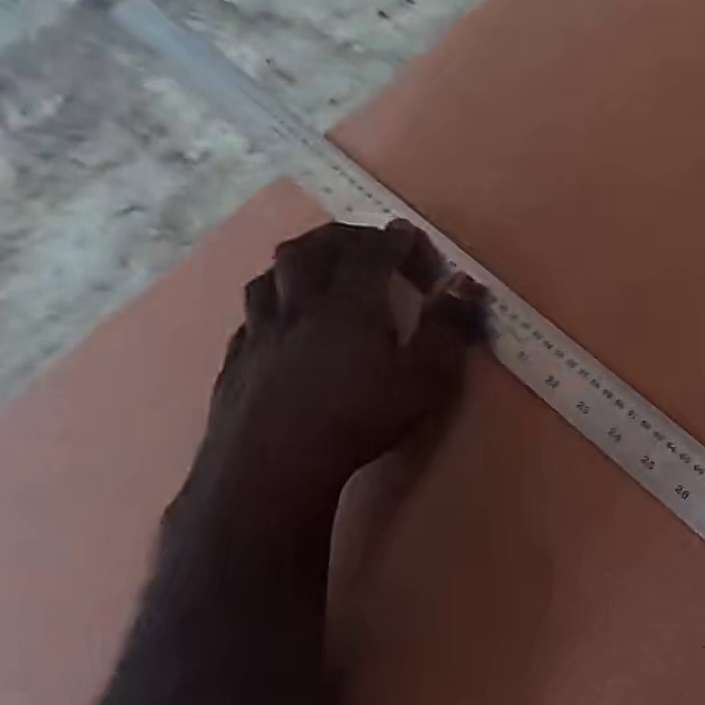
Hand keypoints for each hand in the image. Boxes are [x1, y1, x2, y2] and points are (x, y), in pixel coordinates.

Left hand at [193, 219, 485, 510]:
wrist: (270, 471)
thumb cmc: (359, 420)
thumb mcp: (425, 377)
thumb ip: (449, 326)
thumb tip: (468, 282)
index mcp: (349, 304)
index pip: (372, 253)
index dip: (393, 239)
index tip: (409, 234)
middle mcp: (300, 306)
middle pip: (310, 249)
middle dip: (341, 236)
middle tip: (365, 241)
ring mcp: (261, 333)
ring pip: (270, 275)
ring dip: (299, 262)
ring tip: (318, 269)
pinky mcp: (236, 361)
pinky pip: (251, 314)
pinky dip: (273, 302)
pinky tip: (282, 321)